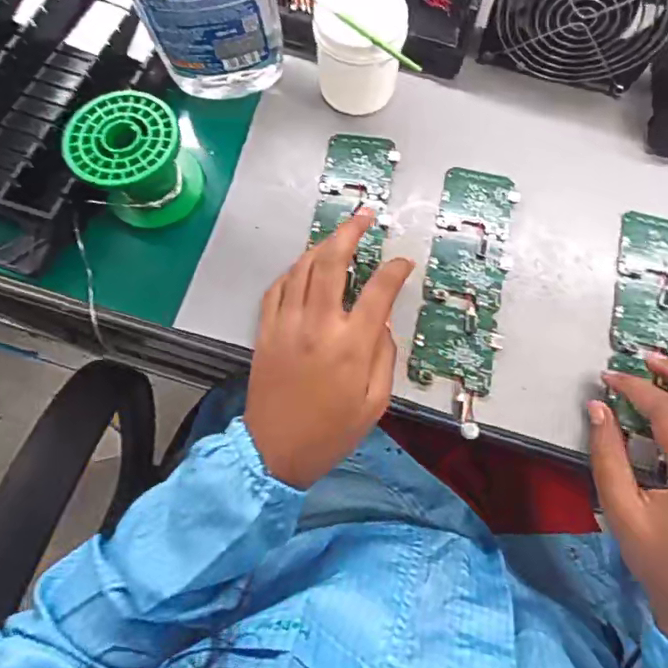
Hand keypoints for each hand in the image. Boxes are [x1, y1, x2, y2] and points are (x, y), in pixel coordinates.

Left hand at [245, 208, 414, 488]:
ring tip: (337, 237)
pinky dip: (292, 271)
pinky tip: (303, 267)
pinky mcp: (265, 330)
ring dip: (320, 246)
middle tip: (364, 216)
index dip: (394, 269)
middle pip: (331, 263)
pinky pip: (277, 288)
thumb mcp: (375, 403)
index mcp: (350, 346)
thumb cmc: (331, 432)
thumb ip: (383, 356)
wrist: (274, 450)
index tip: (403, 261)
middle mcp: (317, 326)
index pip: (378, 291)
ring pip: (301, 269)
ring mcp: (286, 325)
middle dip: (349, 232)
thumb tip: (382, 321)